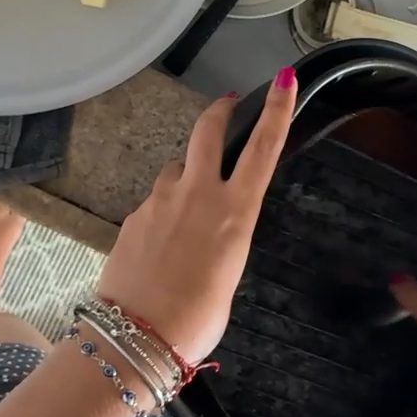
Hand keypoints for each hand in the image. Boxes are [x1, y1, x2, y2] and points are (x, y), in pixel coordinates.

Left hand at [96, 70, 297, 359]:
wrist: (136, 335)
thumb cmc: (197, 319)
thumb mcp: (227, 275)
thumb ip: (222, 239)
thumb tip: (208, 230)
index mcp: (234, 211)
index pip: (262, 148)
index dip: (276, 111)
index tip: (283, 80)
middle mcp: (197, 194)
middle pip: (207, 132)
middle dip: (219, 112)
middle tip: (226, 105)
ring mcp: (159, 201)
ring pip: (175, 170)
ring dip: (184, 176)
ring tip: (187, 210)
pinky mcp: (132, 215)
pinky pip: (154, 202)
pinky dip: (162, 211)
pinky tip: (160, 244)